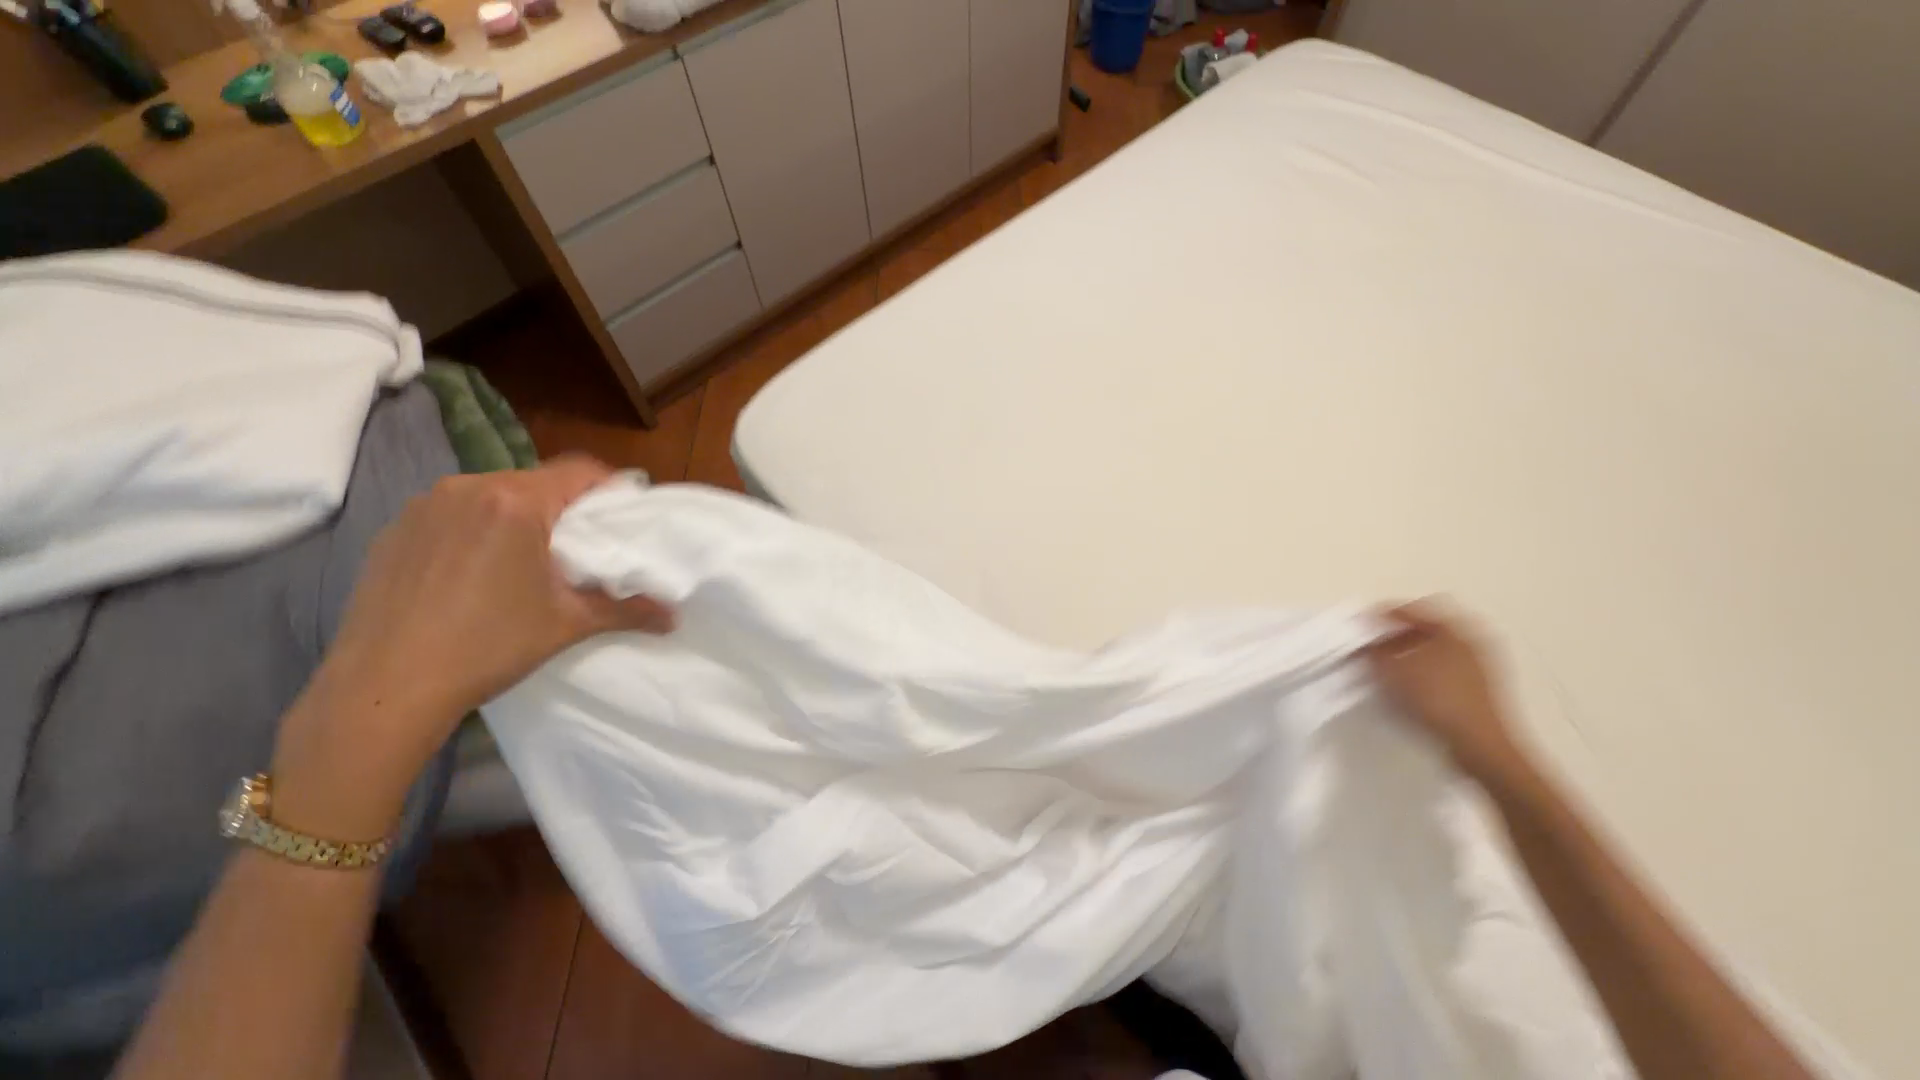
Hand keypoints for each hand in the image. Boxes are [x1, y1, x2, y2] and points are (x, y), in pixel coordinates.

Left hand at [269, 457, 671, 838]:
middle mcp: (468, 488)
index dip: (610, 488)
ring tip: (524, 562)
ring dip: (516, 518)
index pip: (580, 471)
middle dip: (562, 508)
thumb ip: (626, 610)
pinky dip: (474, 531)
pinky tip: (473, 575)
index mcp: (516, 502)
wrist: (384, 688)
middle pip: (535, 481)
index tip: (622, 518)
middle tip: (577, 548)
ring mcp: (425, 506)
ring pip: (491, 495)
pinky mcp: (394, 529)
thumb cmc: (486, 648)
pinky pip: (451, 514)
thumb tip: (674, 617)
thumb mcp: (565, 625)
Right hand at [1365, 599, 1525, 783]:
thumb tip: (1362, 644)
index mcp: (1456, 628)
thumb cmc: (1438, 701)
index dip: (1381, 616)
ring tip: (1385, 670)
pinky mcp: (1478, 691)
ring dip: (1408, 655)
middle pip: (1425, 628)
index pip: (1412, 609)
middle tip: (1371, 647)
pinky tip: (1406, 690)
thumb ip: (1373, 652)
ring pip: (1434, 650)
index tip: (1359, 627)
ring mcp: (1479, 667)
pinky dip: (1422, 672)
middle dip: (1395, 636)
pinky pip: (1442, 670)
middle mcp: (1472, 642)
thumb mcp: (1393, 673)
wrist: (1481, 748)